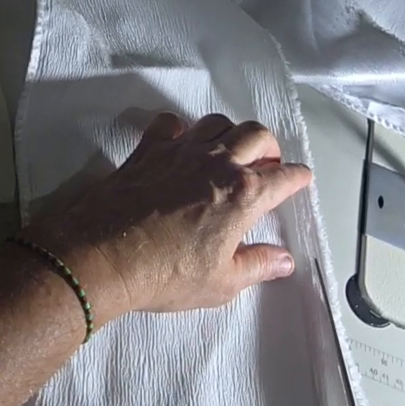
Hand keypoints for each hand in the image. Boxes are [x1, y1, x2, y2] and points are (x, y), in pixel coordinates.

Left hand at [24, 112, 313, 318]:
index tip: (300, 179)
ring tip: (230, 150)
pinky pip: (171, 124)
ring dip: (231, 132)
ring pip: (218, 122)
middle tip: (267, 163)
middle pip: (257, 135)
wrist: (104, 256)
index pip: (284, 177)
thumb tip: (283, 260)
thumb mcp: (221, 283)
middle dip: (269, 146)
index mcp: (243, 195)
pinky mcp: (149, 150)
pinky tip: (181, 143)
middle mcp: (217, 163)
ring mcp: (181, 151)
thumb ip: (257, 266)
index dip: (298, 178)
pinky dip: (181, 129)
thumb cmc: (165, 274)